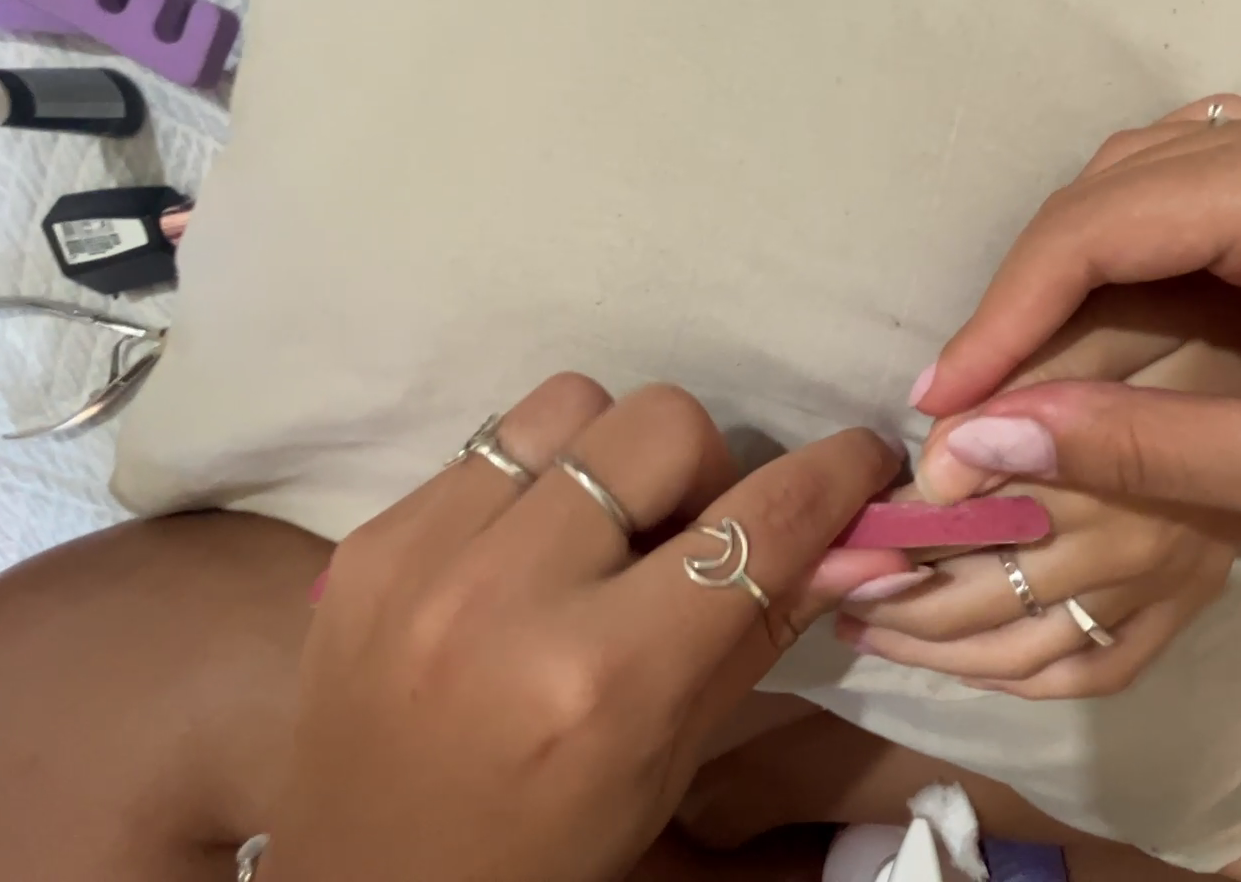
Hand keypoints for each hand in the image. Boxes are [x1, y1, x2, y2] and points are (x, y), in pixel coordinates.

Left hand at [258, 375, 906, 881]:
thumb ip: (771, 624)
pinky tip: (526, 545)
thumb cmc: (553, 846)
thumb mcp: (680, 751)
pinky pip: (497, 437)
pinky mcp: (372, 535)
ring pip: (576, 402)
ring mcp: (422, 556)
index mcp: (605, 682)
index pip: (760, 526)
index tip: (866, 454)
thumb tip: (868, 542)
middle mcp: (508, 600)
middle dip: (705, 464)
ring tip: (601, 528)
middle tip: (688, 530)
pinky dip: (542, 472)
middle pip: (664, 421)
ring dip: (616, 453)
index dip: (837, 472)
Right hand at [840, 101, 1240, 697]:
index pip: (1096, 226)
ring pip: (1138, 188)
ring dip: (1062, 274)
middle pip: (1106, 193)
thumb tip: (983, 439)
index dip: (998, 318)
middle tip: (960, 398)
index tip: (933, 405)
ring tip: (1010, 370)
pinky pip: (1189, 200)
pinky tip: (1097, 325)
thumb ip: (1146, 443)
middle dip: (1020, 296)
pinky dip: (1123, 262)